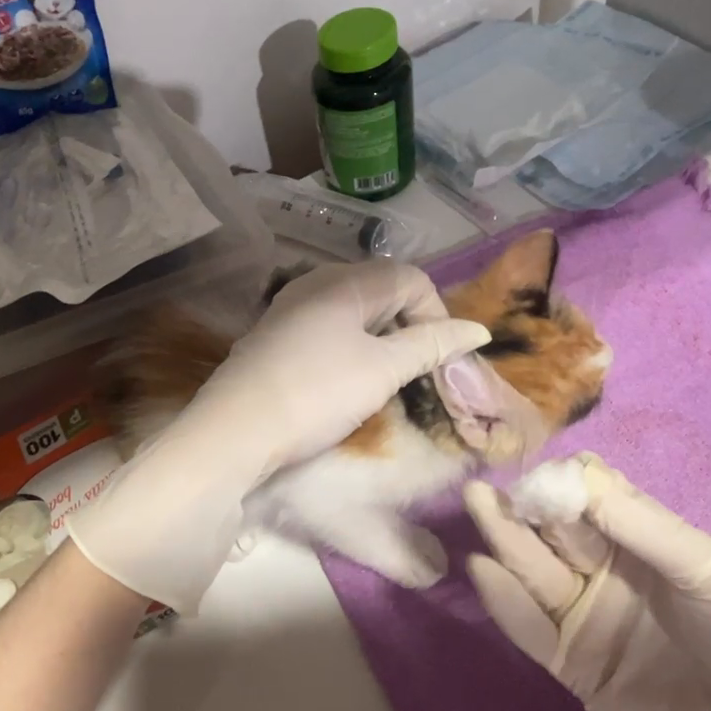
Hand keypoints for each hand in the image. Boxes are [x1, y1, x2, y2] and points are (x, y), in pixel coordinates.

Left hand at [71, 261, 487, 613]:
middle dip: (408, 326)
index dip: (436, 314)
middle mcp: (314, 282)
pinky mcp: (273, 335)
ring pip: (352, 311)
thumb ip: (430, 345)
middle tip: (414, 371)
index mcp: (344, 281)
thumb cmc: (316, 394)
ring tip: (384, 379)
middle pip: (381, 289)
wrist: (234, 431)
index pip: (411, 278)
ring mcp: (288, 308)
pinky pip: (326, 328)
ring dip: (379, 339)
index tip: (440, 360)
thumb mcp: (382, 370)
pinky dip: (348, 347)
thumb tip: (477, 329)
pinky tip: (344, 380)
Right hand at [464, 455, 710, 710]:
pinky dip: (506, 603)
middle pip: (558, 533)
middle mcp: (613, 575)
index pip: (600, 501)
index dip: (572, 483)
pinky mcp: (575, 667)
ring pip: (536, 573)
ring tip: (477, 507)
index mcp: (654, 544)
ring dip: (504, 541)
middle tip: (488, 486)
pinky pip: (533, 630)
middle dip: (525, 507)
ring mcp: (591, 620)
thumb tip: (587, 479)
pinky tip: (484, 571)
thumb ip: (652, 532)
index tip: (544, 469)